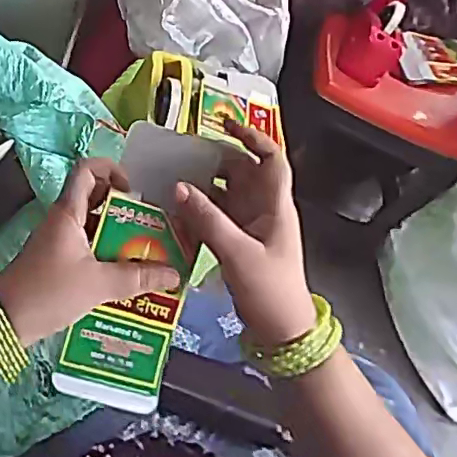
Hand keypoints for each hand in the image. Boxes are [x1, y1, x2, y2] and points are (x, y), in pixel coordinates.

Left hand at [0, 158, 178, 345]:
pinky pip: (86, 244)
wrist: (5, 321)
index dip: (111, 169)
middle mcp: (62, 219)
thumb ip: (137, 279)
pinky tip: (124, 273)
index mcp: (68, 212)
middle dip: (123, 207)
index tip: (132, 190)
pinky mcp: (57, 258)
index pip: (86, 169)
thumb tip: (173, 274)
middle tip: (147, 226)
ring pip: (92, 223)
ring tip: (143, 251)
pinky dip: (105, 251)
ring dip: (116, 232)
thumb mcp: (98, 285)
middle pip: (94, 195)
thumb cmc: (48, 292)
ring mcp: (58, 239)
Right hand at [170, 119, 316, 346]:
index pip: (271, 159)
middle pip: (242, 172)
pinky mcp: (238, 242)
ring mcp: (250, 226)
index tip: (225, 125)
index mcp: (275, 206)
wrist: (282, 332)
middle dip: (216, 160)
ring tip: (174, 177)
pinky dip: (199, 208)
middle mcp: (263, 209)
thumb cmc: (270, 290)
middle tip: (184, 154)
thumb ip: (208, 219)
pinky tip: (177, 209)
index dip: (253, 137)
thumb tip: (179, 187)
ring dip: (204, 185)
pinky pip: (217, 215)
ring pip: (226, 193)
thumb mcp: (238, 253)